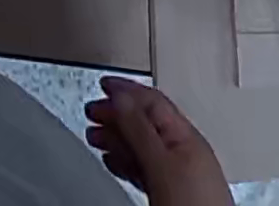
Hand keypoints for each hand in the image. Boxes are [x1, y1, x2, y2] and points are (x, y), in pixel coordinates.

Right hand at [84, 77, 231, 205]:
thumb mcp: (161, 165)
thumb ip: (139, 129)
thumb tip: (120, 96)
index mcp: (187, 138)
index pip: (153, 101)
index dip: (126, 90)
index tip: (103, 84)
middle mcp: (185, 153)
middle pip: (145, 122)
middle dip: (116, 114)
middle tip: (92, 111)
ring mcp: (180, 176)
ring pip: (142, 146)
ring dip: (116, 138)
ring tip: (95, 137)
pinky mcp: (173, 196)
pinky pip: (144, 168)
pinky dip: (125, 161)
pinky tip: (114, 163)